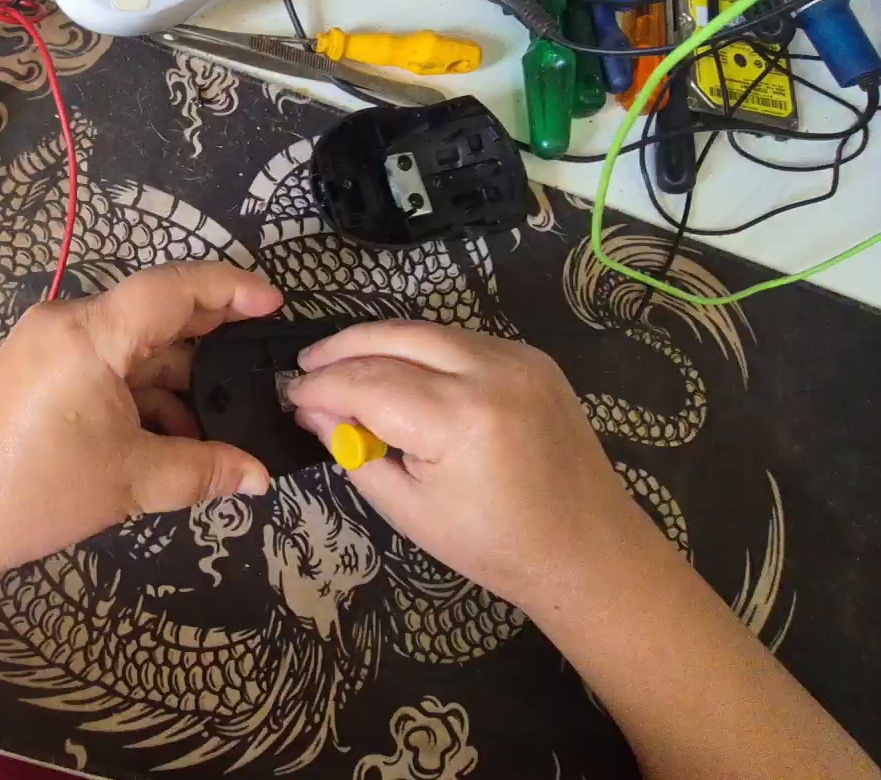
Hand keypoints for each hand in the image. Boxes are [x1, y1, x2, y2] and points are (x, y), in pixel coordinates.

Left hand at [0, 262, 281, 588]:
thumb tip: (261, 478)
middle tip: (262, 362)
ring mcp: (54, 343)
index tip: (275, 302)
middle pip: (157, 313)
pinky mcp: (45, 367)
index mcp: (92, 332)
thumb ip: (204, 471)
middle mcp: (72, 321)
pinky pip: (110, 366)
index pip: (173, 288)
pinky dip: (145, 393)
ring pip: (136, 347)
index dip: (230, 289)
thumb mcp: (130, 479)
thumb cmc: (34, 492)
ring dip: (178, 381)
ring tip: (223, 422)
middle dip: (212, 338)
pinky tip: (175, 433)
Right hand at [287, 320, 656, 610]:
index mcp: (461, 420)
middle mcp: (491, 371)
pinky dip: (414, 348)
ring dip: (375, 343)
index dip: (321, 386)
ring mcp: (516, 356)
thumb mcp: (408, 510)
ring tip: (338, 365)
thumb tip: (311, 410)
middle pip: (392, 337)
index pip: (367, 383)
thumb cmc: (493, 545)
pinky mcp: (529, 354)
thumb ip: (352, 451)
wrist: (590, 551)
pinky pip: (453, 339)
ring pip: (421, 329)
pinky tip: (393, 369)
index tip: (290, 394)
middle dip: (340, 348)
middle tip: (305, 367)